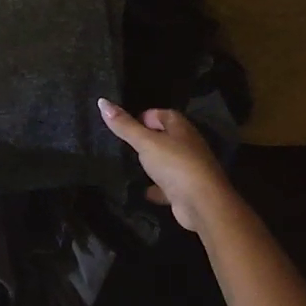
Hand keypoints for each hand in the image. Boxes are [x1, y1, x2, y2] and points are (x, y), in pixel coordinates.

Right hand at [98, 99, 237, 233]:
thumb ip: (124, 125)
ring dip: (151, 164)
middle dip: (146, 140)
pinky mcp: (187, 190)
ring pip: (166, 161)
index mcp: (180, 128)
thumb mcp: (145, 142)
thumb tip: (102, 101)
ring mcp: (189, 168)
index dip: (143, 117)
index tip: (124, 126)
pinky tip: (142, 191)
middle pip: (164, 137)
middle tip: (123, 145)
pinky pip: (168, 185)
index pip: (161, 114)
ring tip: (128, 166)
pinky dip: (156, 187)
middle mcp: (188, 145)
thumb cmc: (175, 165)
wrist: (203, 204)